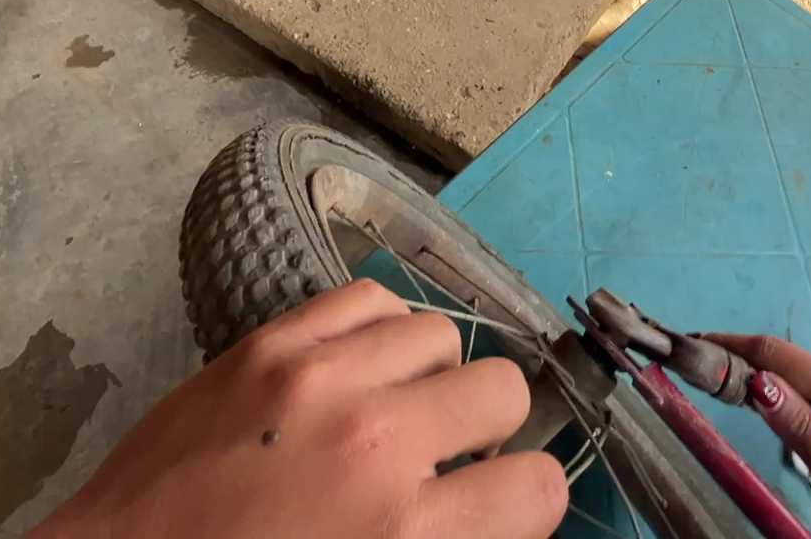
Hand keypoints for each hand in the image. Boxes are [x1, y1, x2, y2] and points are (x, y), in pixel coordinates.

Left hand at [33, 280, 567, 538]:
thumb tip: (494, 504)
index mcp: (406, 537)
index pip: (537, 487)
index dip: (529, 497)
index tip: (500, 501)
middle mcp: (379, 440)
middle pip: (503, 387)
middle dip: (491, 427)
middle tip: (448, 452)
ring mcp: (321, 374)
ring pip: (441, 333)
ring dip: (433, 375)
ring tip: (393, 403)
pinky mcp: (272, 337)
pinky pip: (372, 296)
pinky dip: (383, 328)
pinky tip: (359, 361)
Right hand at [710, 335, 810, 538]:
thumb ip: (802, 431)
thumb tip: (755, 378)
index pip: (773, 352)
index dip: (727, 345)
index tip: (688, 344)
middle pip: (791, 366)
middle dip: (749, 372)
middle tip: (712, 396)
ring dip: (780, 394)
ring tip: (755, 421)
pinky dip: (808, 406)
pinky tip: (807, 437)